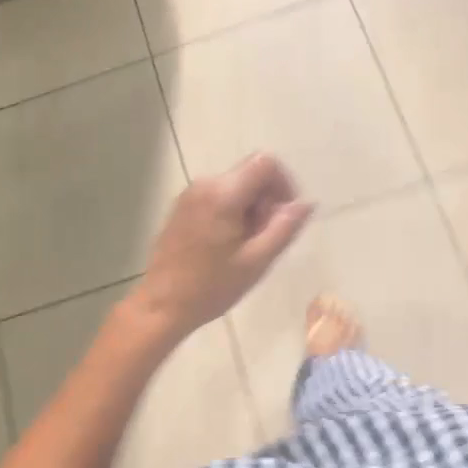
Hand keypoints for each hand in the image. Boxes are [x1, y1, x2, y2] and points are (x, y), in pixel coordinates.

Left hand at [127, 153, 313, 337]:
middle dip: (267, 200)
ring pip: (235, 185)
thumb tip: (306, 203)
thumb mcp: (256, 261)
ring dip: (250, 208)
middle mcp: (205, 183)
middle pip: (250, 173)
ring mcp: (190, 193)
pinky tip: (228, 244)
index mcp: (223, 193)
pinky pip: (218, 195)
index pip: (266, 162)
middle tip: (265, 238)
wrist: (162, 304)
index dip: (284, 184)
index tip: (284, 216)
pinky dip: (232, 210)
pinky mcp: (183, 205)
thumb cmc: (211, 286)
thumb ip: (284, 227)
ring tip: (246, 246)